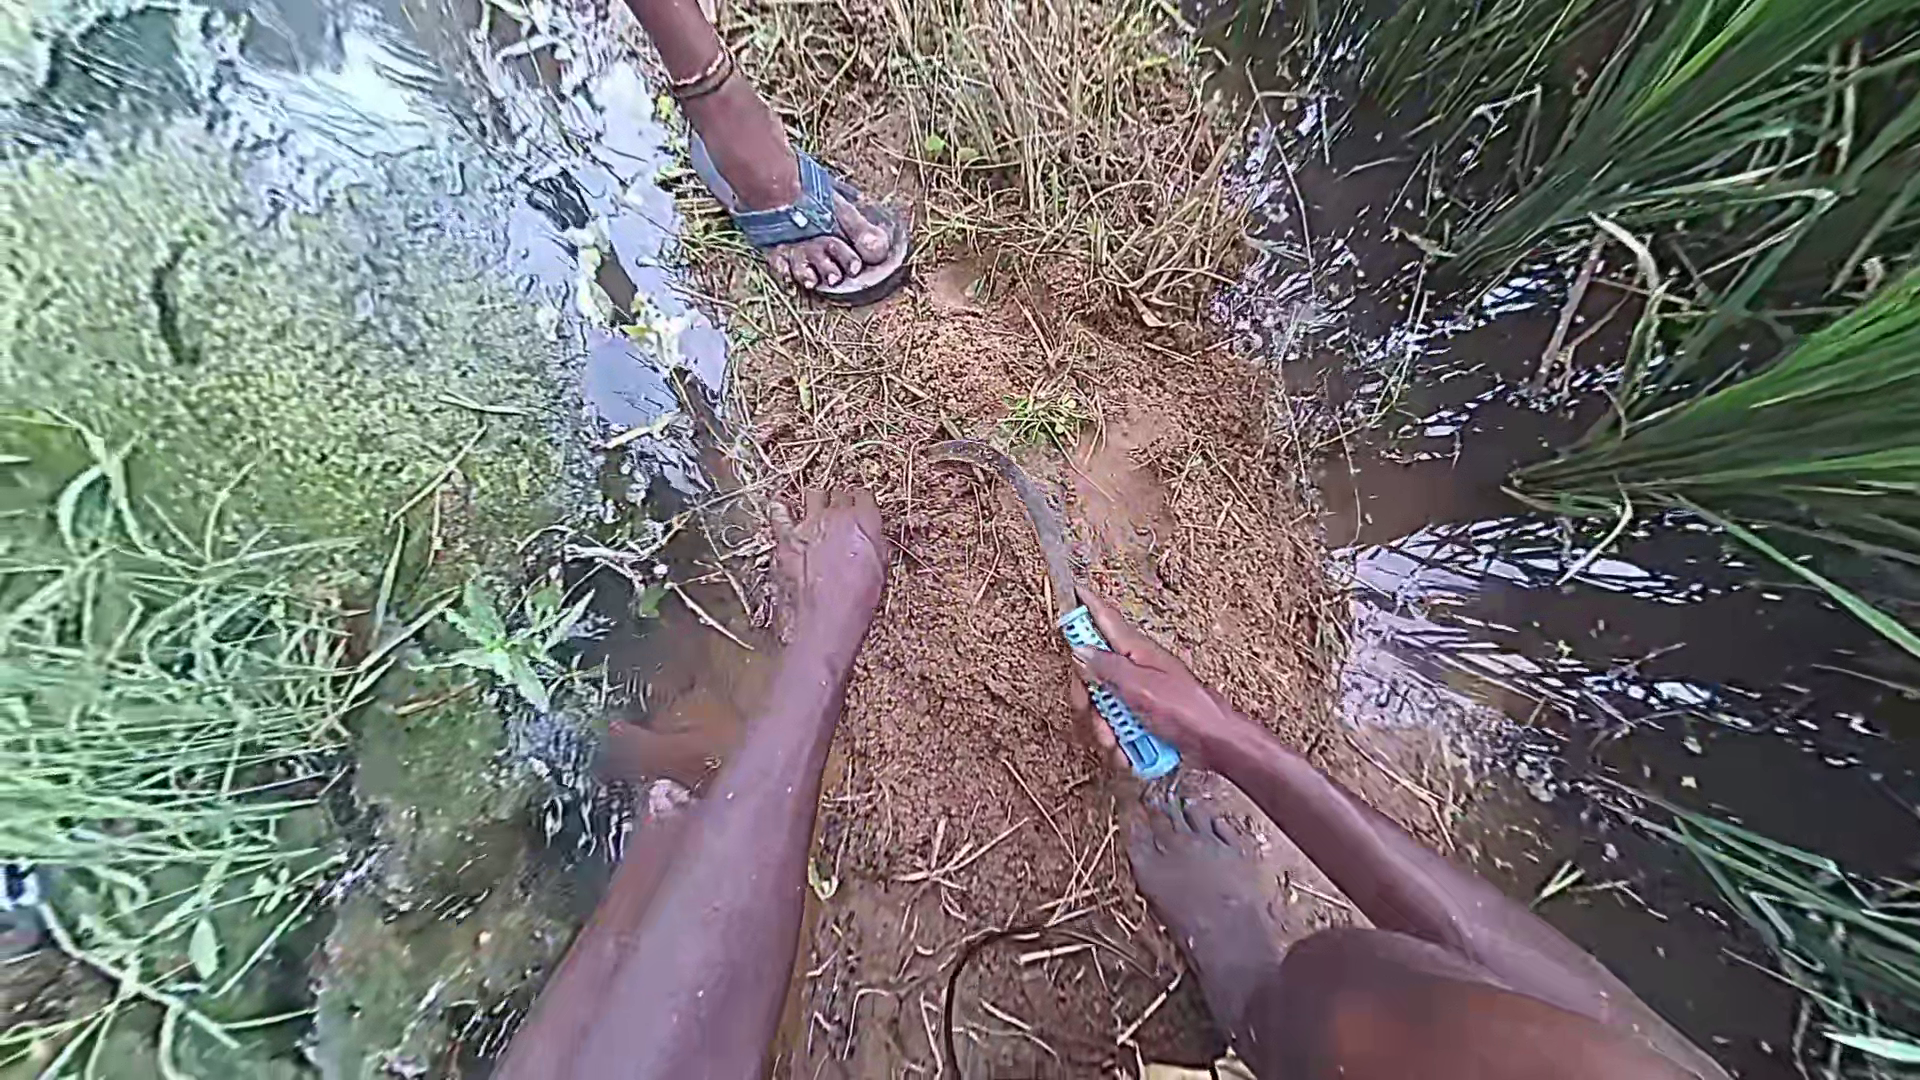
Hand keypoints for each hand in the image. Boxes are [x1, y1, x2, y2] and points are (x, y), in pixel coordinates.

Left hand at [770, 488, 886, 644]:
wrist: (825, 620)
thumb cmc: (857, 601)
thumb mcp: (881, 569)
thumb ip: (876, 544)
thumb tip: (872, 537)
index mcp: (864, 520)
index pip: (864, 495)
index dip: (863, 502)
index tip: (863, 509)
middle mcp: (836, 516)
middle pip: (839, 493)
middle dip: (841, 500)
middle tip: (842, 511)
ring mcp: (808, 525)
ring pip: (812, 494)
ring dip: (817, 498)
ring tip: (818, 507)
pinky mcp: (786, 538)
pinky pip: (779, 513)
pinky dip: (780, 507)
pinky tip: (781, 505)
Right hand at [1068, 587, 1256, 770]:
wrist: (1215, 745)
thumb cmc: (1186, 710)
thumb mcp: (1141, 686)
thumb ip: (1107, 667)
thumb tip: (1079, 649)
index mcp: (1134, 650)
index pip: (1105, 618)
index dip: (1087, 604)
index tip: (1073, 591)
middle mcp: (1132, 667)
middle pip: (1091, 669)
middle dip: (1087, 696)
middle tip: (1092, 711)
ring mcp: (1135, 693)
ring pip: (1100, 703)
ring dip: (1103, 728)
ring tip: (1117, 743)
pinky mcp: (1139, 717)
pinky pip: (1114, 726)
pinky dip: (1117, 743)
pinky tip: (1127, 753)